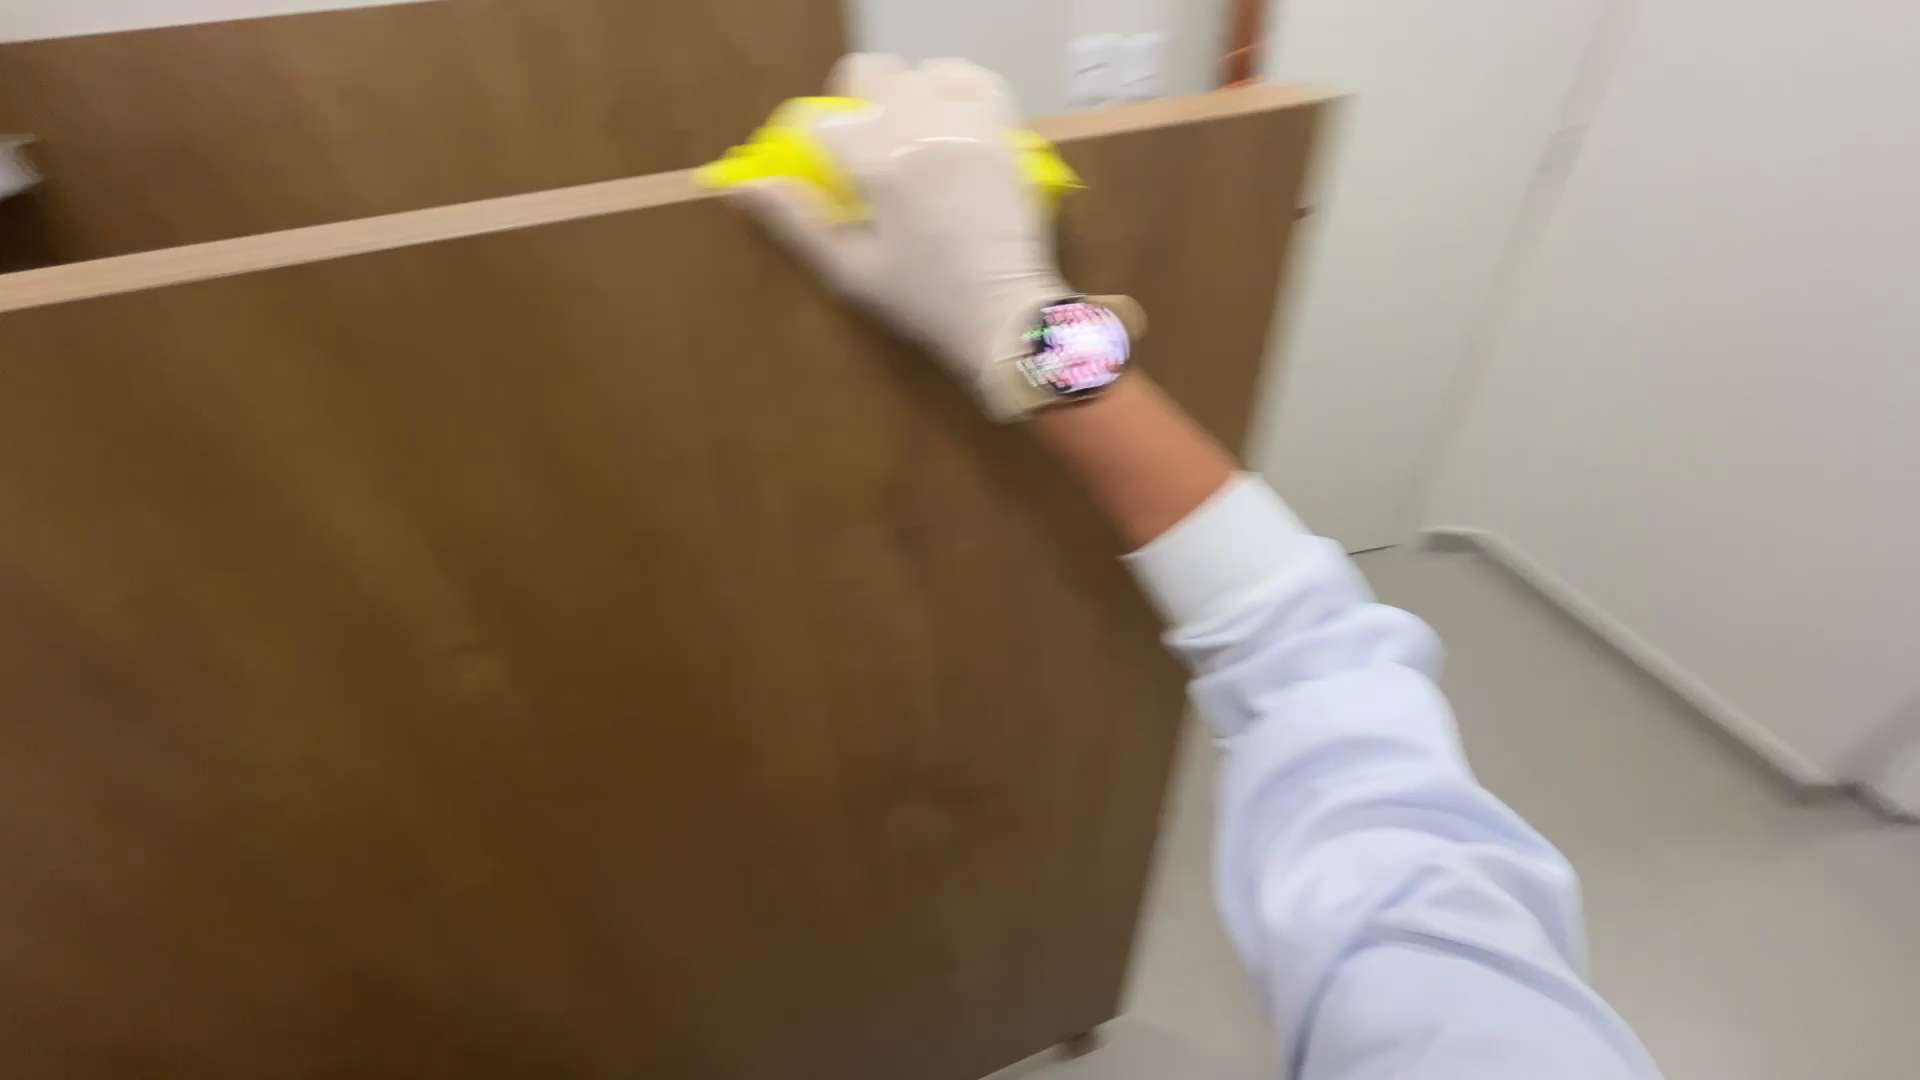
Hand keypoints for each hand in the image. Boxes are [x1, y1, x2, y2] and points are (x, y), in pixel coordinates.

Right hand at [727, 55, 1073, 419]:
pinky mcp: (1005, 130)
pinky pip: (972, 79)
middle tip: (869, 159)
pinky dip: (953, 93)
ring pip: (920, 72)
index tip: (828, 177)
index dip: (814, 144)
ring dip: (906, 100)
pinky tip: (949, 129)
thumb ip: (798, 221)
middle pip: (868, 73)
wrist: (1004, 315)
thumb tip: (743, 184)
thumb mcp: (852, 272)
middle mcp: (924, 126)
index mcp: (880, 164)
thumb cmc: (923, 303)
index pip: (821, 119)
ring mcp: (970, 122)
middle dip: (856, 108)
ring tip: (914, 147)